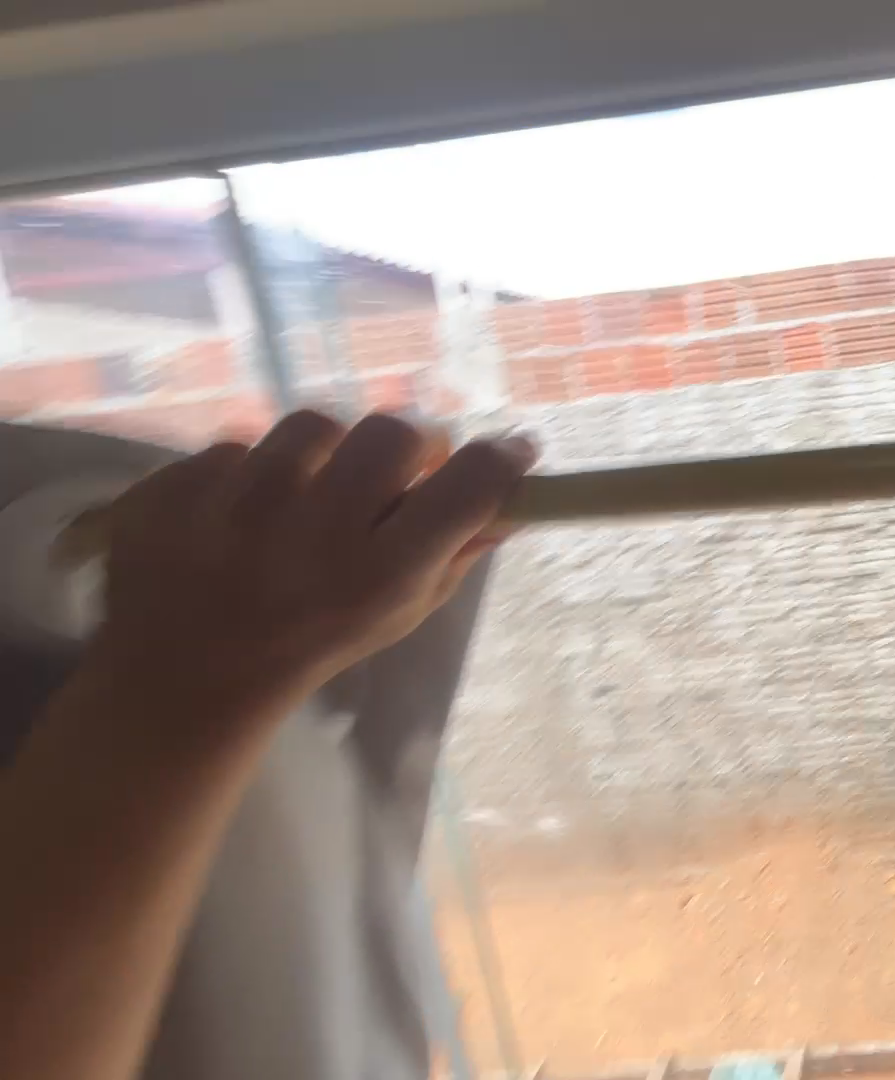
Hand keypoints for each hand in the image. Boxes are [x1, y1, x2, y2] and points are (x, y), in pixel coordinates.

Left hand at [94, 411, 535, 720]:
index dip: (502, 458)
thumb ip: (460, 552)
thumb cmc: (325, 638)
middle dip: (412, 444)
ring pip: (316, 425)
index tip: (516, 449)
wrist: (187, 671)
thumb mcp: (409, 608)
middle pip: (394, 432)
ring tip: (318, 486)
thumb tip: (514, 501)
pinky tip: (249, 509)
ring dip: (332, 451)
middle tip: (403, 470)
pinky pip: (238, 446)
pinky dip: (257, 471)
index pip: (467, 488)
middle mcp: (315, 530)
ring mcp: (233, 504)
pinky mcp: (171, 487)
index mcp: (384, 570)